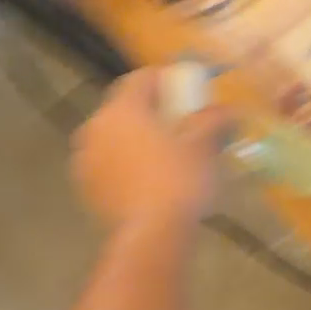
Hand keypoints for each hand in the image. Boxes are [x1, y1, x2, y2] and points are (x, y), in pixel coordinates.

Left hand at [73, 68, 228, 230]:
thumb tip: (226, 108)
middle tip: (182, 127)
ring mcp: (85, 156)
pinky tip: (150, 181)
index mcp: (124, 110)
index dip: (166, 79)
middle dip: (153, 113)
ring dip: (138, 139)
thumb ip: (212, 121)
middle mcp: (95, 126)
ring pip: (115, 137)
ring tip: (167, 157)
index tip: (188, 89)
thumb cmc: (179, 180)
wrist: (151, 231)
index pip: (141, 79)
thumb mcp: (204, 147)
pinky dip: (128, 164)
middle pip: (126, 108)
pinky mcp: (86, 184)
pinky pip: (109, 163)